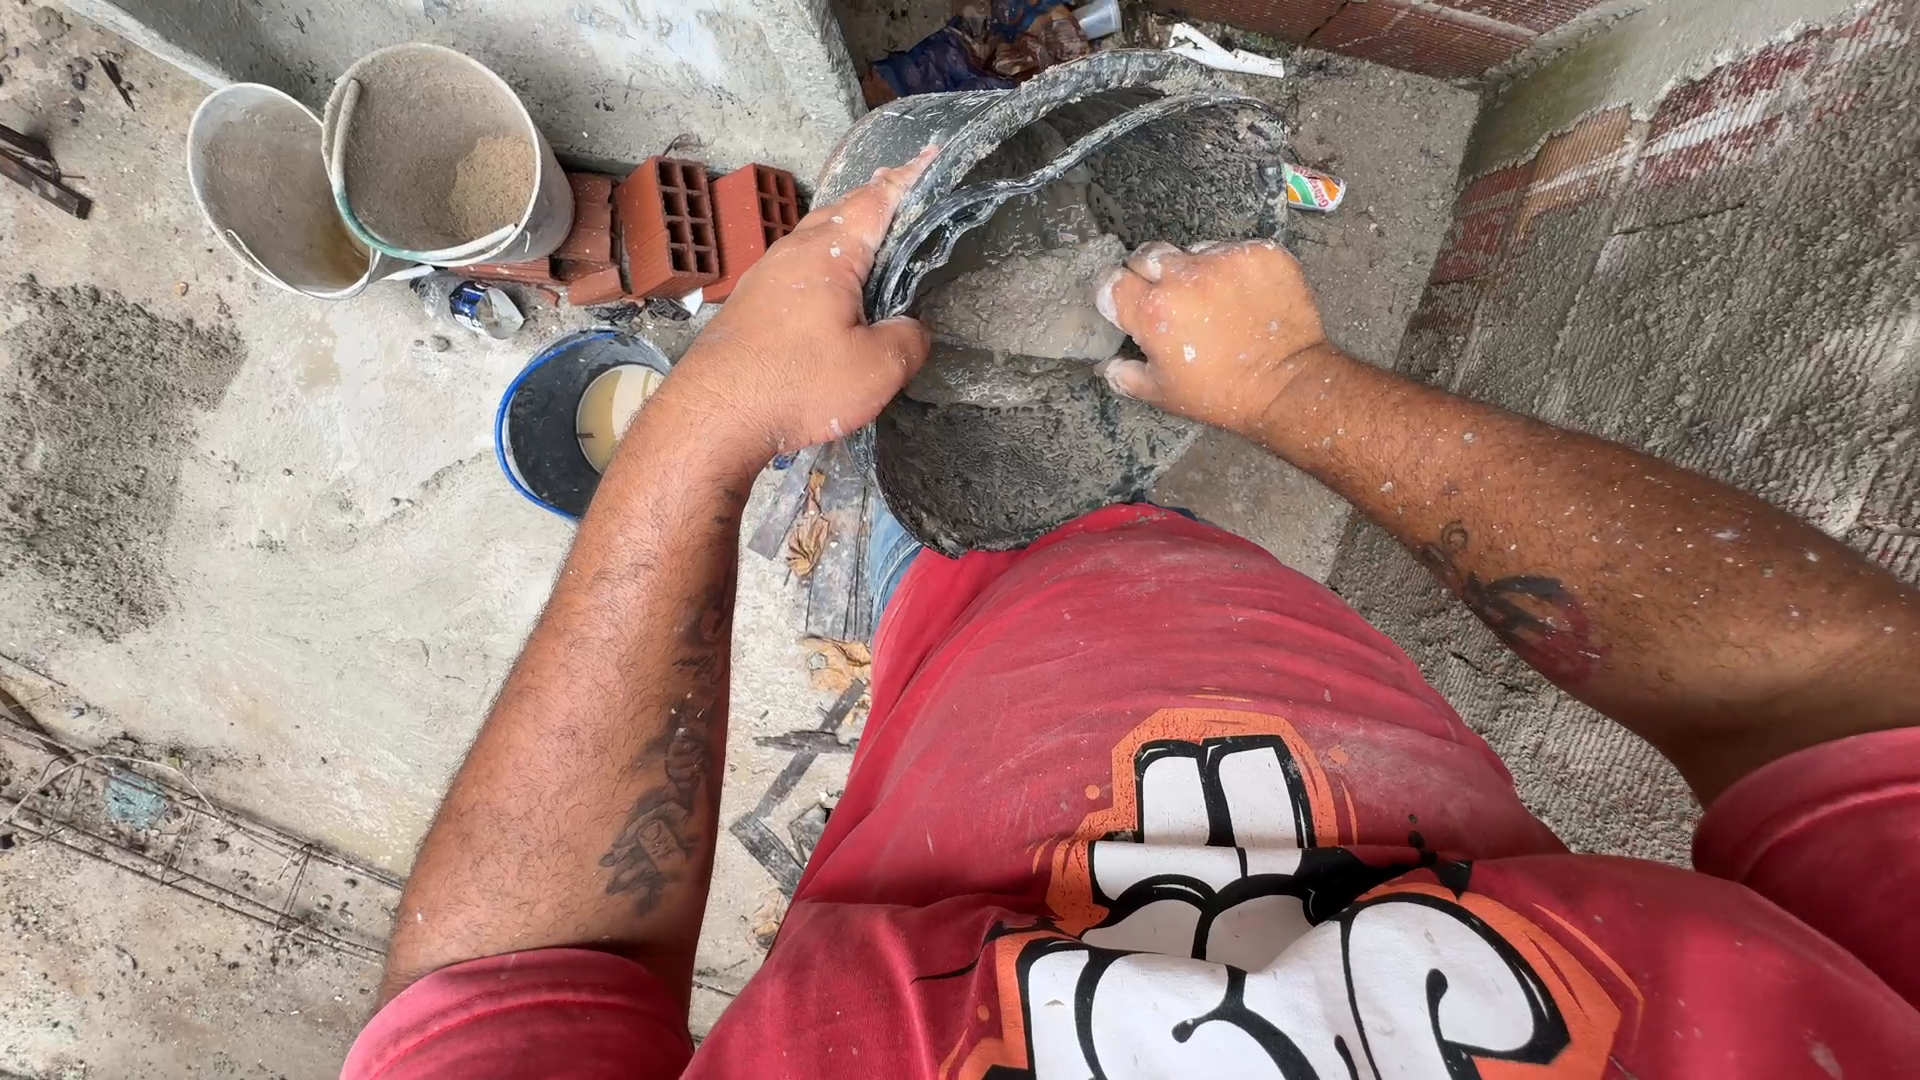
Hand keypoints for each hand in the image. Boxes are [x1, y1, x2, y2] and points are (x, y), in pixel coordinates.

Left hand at [660, 148, 937, 457]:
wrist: (716, 414)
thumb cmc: (798, 384)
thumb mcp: (876, 369)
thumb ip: (908, 340)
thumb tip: (912, 329)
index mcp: (829, 254)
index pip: (877, 201)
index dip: (908, 179)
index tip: (930, 156)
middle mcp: (793, 252)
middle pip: (841, 212)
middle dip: (875, 198)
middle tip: (902, 190)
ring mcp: (766, 277)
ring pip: (814, 239)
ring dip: (845, 230)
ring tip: (870, 234)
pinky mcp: (752, 305)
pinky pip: (798, 268)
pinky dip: (824, 262)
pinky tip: (830, 284)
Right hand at [1093, 239, 1329, 436]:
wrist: (1286, 384)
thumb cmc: (1221, 393)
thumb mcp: (1161, 394)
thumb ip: (1124, 375)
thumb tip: (1108, 364)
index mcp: (1154, 311)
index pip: (1112, 281)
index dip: (1113, 292)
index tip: (1121, 301)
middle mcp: (1185, 277)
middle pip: (1146, 255)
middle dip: (1147, 274)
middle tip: (1164, 299)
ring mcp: (1225, 260)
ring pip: (1190, 251)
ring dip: (1191, 270)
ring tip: (1207, 300)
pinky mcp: (1259, 253)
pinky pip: (1230, 250)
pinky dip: (1228, 269)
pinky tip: (1237, 296)